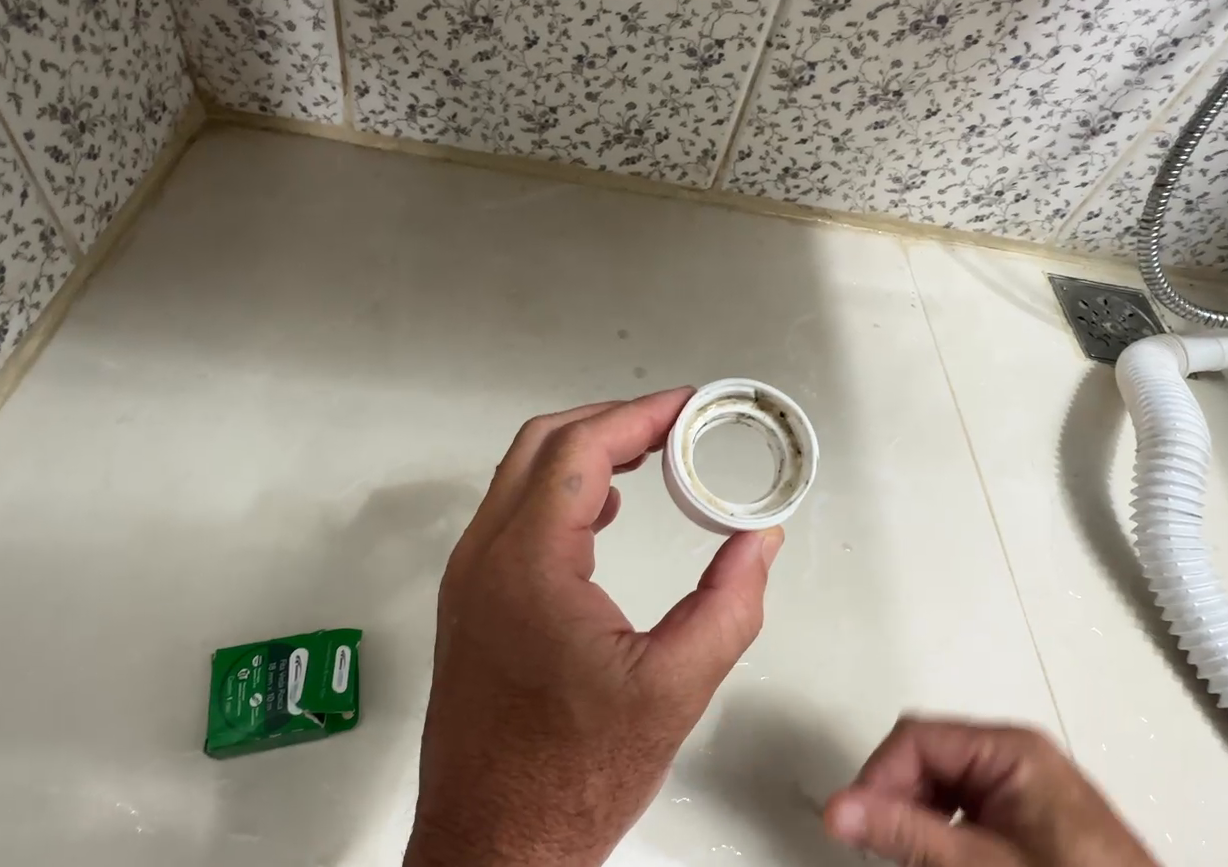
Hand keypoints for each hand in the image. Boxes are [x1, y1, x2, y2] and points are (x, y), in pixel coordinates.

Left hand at [405, 388, 784, 866]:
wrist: (493, 841)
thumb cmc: (571, 776)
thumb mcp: (674, 689)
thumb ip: (729, 604)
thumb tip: (758, 541)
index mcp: (527, 563)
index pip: (582, 449)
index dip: (641, 415)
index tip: (688, 405)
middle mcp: (484, 555)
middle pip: (544, 442)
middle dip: (614, 420)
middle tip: (674, 425)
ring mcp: (469, 574)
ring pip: (522, 472)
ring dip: (584, 451)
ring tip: (649, 457)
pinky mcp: (470, 596)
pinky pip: (513, 512)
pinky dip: (559, 489)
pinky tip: (601, 513)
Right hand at [823, 718, 1157, 866]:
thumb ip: (907, 834)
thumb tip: (835, 808)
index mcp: (1010, 750)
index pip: (915, 738)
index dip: (879, 779)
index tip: (859, 828)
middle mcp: (1017, 757)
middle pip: (927, 759)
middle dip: (900, 803)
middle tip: (889, 852)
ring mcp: (1026, 789)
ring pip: (943, 787)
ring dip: (921, 823)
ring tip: (918, 861)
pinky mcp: (1032, 822)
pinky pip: (968, 812)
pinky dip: (947, 836)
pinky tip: (947, 863)